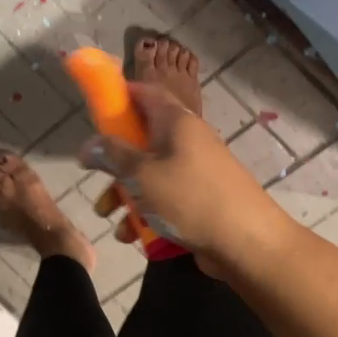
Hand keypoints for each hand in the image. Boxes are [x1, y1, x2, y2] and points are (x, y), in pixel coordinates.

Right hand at [79, 82, 298, 279]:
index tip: (95, 110)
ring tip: (109, 216)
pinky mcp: (198, 199)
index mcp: (175, 122)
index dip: (118, 95)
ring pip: (148, 173)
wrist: (248, 243)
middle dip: (113, 161)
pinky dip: (145, 212)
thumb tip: (88, 146)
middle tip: (95, 176)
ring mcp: (194, 171)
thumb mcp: (141, 174)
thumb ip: (111, 156)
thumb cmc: (191, 198)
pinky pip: (163, 198)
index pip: (145, 92)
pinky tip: (132, 234)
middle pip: (140, 138)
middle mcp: (186, 140)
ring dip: (124, 193)